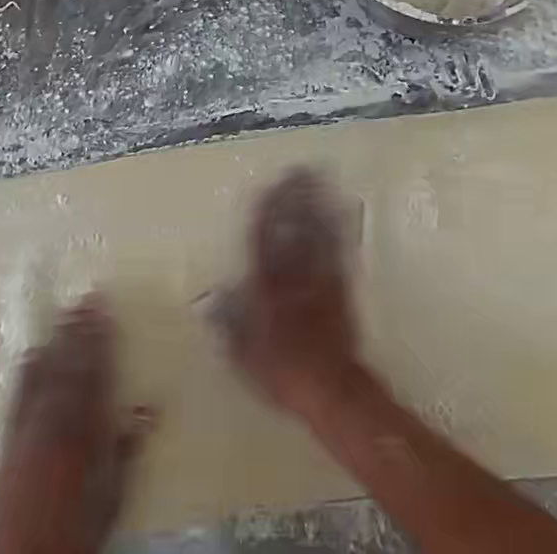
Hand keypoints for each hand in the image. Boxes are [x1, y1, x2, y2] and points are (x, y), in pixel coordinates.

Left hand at [0, 297, 153, 553]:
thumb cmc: (77, 528)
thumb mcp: (112, 492)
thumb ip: (126, 449)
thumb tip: (149, 410)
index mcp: (83, 432)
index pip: (95, 374)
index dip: (100, 340)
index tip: (104, 308)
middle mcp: (52, 425)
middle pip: (66, 368)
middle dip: (76, 333)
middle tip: (84, 300)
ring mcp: (25, 433)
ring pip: (41, 377)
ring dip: (53, 344)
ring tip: (60, 316)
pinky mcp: (5, 447)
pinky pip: (18, 397)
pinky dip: (27, 372)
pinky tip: (29, 356)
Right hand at [212, 168, 365, 417]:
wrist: (330, 387)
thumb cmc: (281, 374)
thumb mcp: (241, 354)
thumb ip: (227, 321)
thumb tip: (210, 297)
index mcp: (264, 290)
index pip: (260, 241)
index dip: (263, 211)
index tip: (265, 187)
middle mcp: (292, 275)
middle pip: (292, 227)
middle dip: (293, 196)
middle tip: (296, 169)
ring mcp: (320, 277)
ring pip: (317, 231)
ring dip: (318, 201)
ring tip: (319, 175)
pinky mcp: (342, 284)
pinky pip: (341, 248)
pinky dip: (342, 224)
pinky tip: (346, 206)